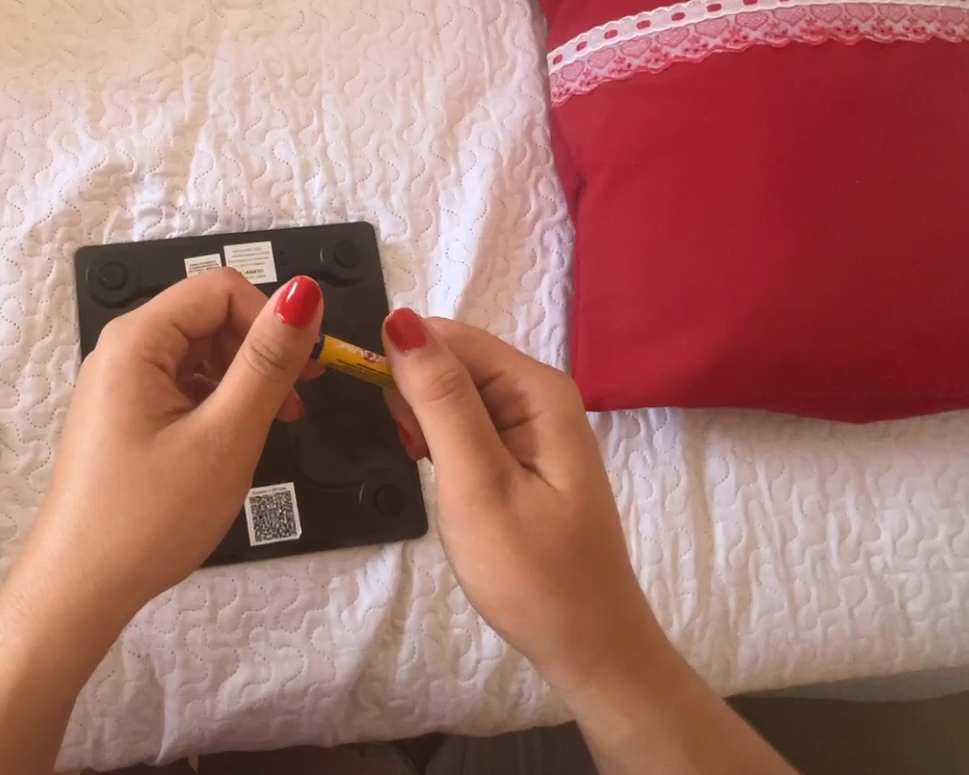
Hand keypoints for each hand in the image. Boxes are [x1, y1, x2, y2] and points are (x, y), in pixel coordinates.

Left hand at [12, 268, 325, 624]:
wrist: (80, 590)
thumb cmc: (152, 515)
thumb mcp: (225, 436)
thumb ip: (267, 361)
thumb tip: (304, 291)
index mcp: (137, 339)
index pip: (219, 289)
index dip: (270, 317)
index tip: (307, 367)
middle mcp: (123, 349)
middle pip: (207, 317)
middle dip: (258, 349)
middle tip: (299, 399)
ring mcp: (120, 383)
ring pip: (198, 352)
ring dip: (243, 377)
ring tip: (274, 423)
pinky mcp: (124, 414)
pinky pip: (181, 384)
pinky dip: (218, 401)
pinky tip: (236, 437)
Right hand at [380, 312, 667, 697]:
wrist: (586, 648)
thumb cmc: (532, 572)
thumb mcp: (477, 483)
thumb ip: (439, 399)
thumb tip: (399, 320)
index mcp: (535, 388)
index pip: (447, 335)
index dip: (402, 359)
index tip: (382, 410)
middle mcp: (534, 390)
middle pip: (448, 356)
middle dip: (412, 390)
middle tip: (413, 450)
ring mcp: (527, 419)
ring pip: (447, 385)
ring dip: (420, 415)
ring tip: (424, 463)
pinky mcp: (515, 445)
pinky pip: (460, 414)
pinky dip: (435, 435)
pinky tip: (436, 467)